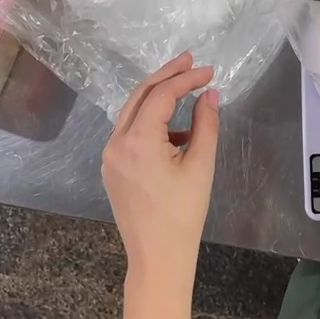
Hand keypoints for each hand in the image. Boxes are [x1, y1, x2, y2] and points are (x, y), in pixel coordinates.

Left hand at [102, 54, 220, 280]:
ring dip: (158, 98)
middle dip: (166, 76)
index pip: (161, 95)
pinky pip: (129, 134)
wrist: (158, 256)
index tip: (210, 71)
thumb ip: (205, 124)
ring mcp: (109, 156)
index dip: (186, 78)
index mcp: (137, 141)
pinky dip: (150, 123)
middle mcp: (116, 143)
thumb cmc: (183, 214)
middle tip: (191, 61)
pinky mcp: (111, 168)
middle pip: (140, 96)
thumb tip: (210, 95)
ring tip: (187, 92)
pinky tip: (175, 133)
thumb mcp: (201, 166)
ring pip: (132, 113)